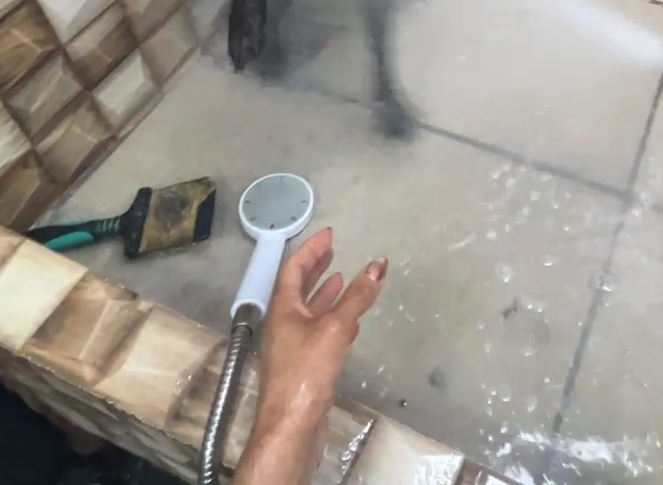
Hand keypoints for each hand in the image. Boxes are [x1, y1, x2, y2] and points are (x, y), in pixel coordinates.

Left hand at [255, 228, 385, 426]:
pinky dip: (332, 319)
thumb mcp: (337, 326)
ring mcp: (291, 347)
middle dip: (316, 268)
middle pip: (298, 289)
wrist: (291, 428)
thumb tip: (379, 263)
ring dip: (325, 294)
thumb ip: (359, 295)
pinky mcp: (302, 367)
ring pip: (308, 312)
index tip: (329, 234)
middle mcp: (283, 325)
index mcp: (283, 309)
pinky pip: (317, 332)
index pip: (294, 269)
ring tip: (343, 279)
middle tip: (333, 250)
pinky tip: (349, 321)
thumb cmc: (307, 370)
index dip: (311, 250)